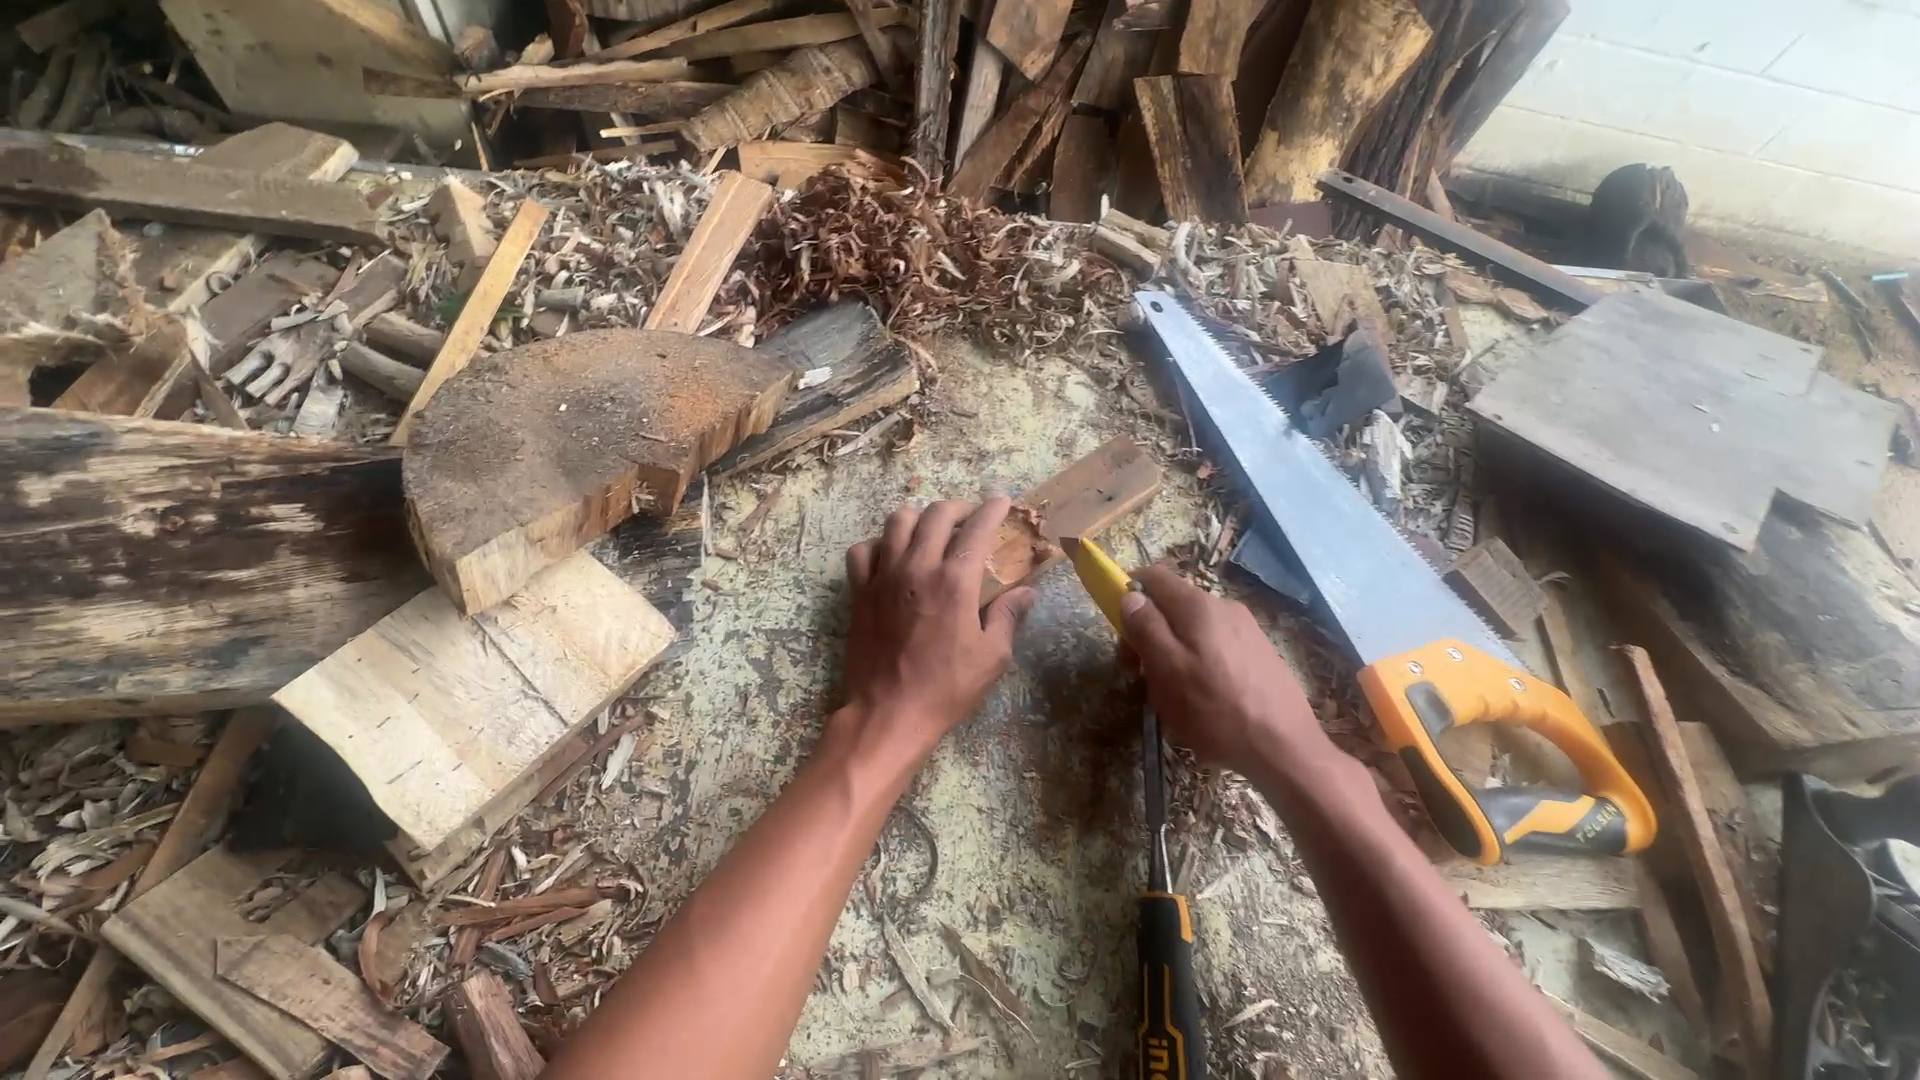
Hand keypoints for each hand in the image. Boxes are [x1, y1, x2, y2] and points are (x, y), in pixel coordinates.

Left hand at [837, 498, 1037, 765]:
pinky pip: (862, 550)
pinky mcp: (859, 592)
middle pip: (936, 514)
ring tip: (931, 530)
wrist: (888, 713)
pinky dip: (878, 544)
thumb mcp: (992, 658)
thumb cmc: (946, 689)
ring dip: (919, 518)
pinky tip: (890, 555)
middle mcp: (917, 568)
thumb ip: (1009, 617)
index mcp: (955, 582)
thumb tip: (1026, 592)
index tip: (1002, 501)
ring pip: (897, 522)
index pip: (977, 529)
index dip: (993, 509)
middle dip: (958, 507)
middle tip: (970, 517)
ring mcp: (883, 577)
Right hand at [1120, 565, 1327, 776]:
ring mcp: (1246, 630)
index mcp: (1198, 606)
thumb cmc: (1216, 710)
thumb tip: (1130, 596)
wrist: (1285, 748)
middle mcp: (1224, 607)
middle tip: (1140, 676)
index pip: (1153, 577)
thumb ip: (1145, 628)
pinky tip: (1204, 699)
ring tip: (1173, 696)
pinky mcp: (1260, 653)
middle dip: (1149, 633)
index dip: (1129, 596)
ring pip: (1193, 629)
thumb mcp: (1167, 671)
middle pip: (1173, 605)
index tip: (1122, 636)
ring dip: (1173, 652)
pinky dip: (1198, 663)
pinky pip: (1215, 646)